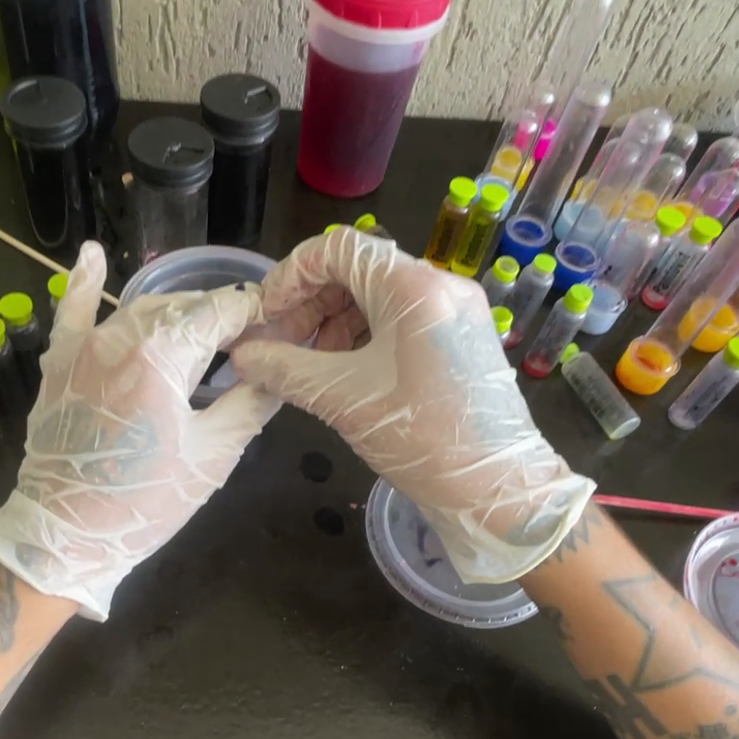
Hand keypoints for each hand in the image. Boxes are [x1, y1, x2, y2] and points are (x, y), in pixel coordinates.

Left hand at [0, 242, 278, 619]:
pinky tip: (92, 254)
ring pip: (140, 309)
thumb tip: (278, 368)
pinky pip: (70, 312)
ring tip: (205, 334)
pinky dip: (82, 283)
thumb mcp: (214, 455)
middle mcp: (119, 335)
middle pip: (184, 307)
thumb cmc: (147, 501)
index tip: (277, 328)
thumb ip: (251, 401)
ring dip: (177, 315)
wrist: (66, 535)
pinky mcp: (58, 363)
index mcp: (161, 353)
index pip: (221, 312)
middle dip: (220, 318)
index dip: (254, 315)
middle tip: (248, 346)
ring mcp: (83, 346)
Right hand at [231, 229, 593, 583]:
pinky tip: (346, 370)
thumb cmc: (420, 438)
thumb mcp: (342, 400)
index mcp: (414, 289)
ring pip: (379, 295)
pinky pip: (402, 318)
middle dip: (311, 303)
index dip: (292, 275)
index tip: (267, 315)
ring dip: (335, 321)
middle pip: (358, 270)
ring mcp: (456, 309)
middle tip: (283, 345)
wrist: (496, 489)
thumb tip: (242, 356)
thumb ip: (284, 369)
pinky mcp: (461, 335)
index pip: (338, 249)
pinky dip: (365, 335)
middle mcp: (441, 285)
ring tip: (312, 364)